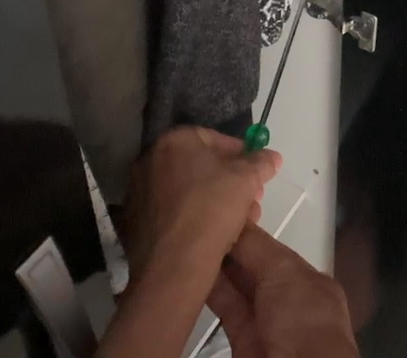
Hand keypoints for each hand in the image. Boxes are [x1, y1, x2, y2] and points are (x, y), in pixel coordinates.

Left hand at [124, 127, 280, 276]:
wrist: (173, 268)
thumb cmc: (211, 210)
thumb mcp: (247, 180)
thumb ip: (261, 162)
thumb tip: (271, 156)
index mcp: (173, 141)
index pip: (213, 138)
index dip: (240, 154)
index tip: (256, 172)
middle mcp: (149, 161)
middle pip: (199, 166)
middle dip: (230, 182)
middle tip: (251, 199)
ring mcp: (139, 194)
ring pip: (187, 192)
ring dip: (215, 202)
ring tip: (238, 222)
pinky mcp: (134, 225)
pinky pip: (172, 214)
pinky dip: (193, 219)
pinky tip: (213, 236)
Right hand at [207, 225, 357, 357]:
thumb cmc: (304, 321)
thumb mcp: (284, 271)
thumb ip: (256, 245)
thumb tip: (236, 220)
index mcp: (309, 280)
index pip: (274, 250)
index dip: (251, 232)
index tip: (226, 214)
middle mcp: (288, 301)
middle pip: (255, 268)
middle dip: (233, 249)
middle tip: (203, 225)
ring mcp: (266, 323)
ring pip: (238, 289)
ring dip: (219, 270)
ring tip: (194, 244)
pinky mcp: (244, 343)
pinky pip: (227, 311)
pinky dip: (212, 293)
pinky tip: (195, 275)